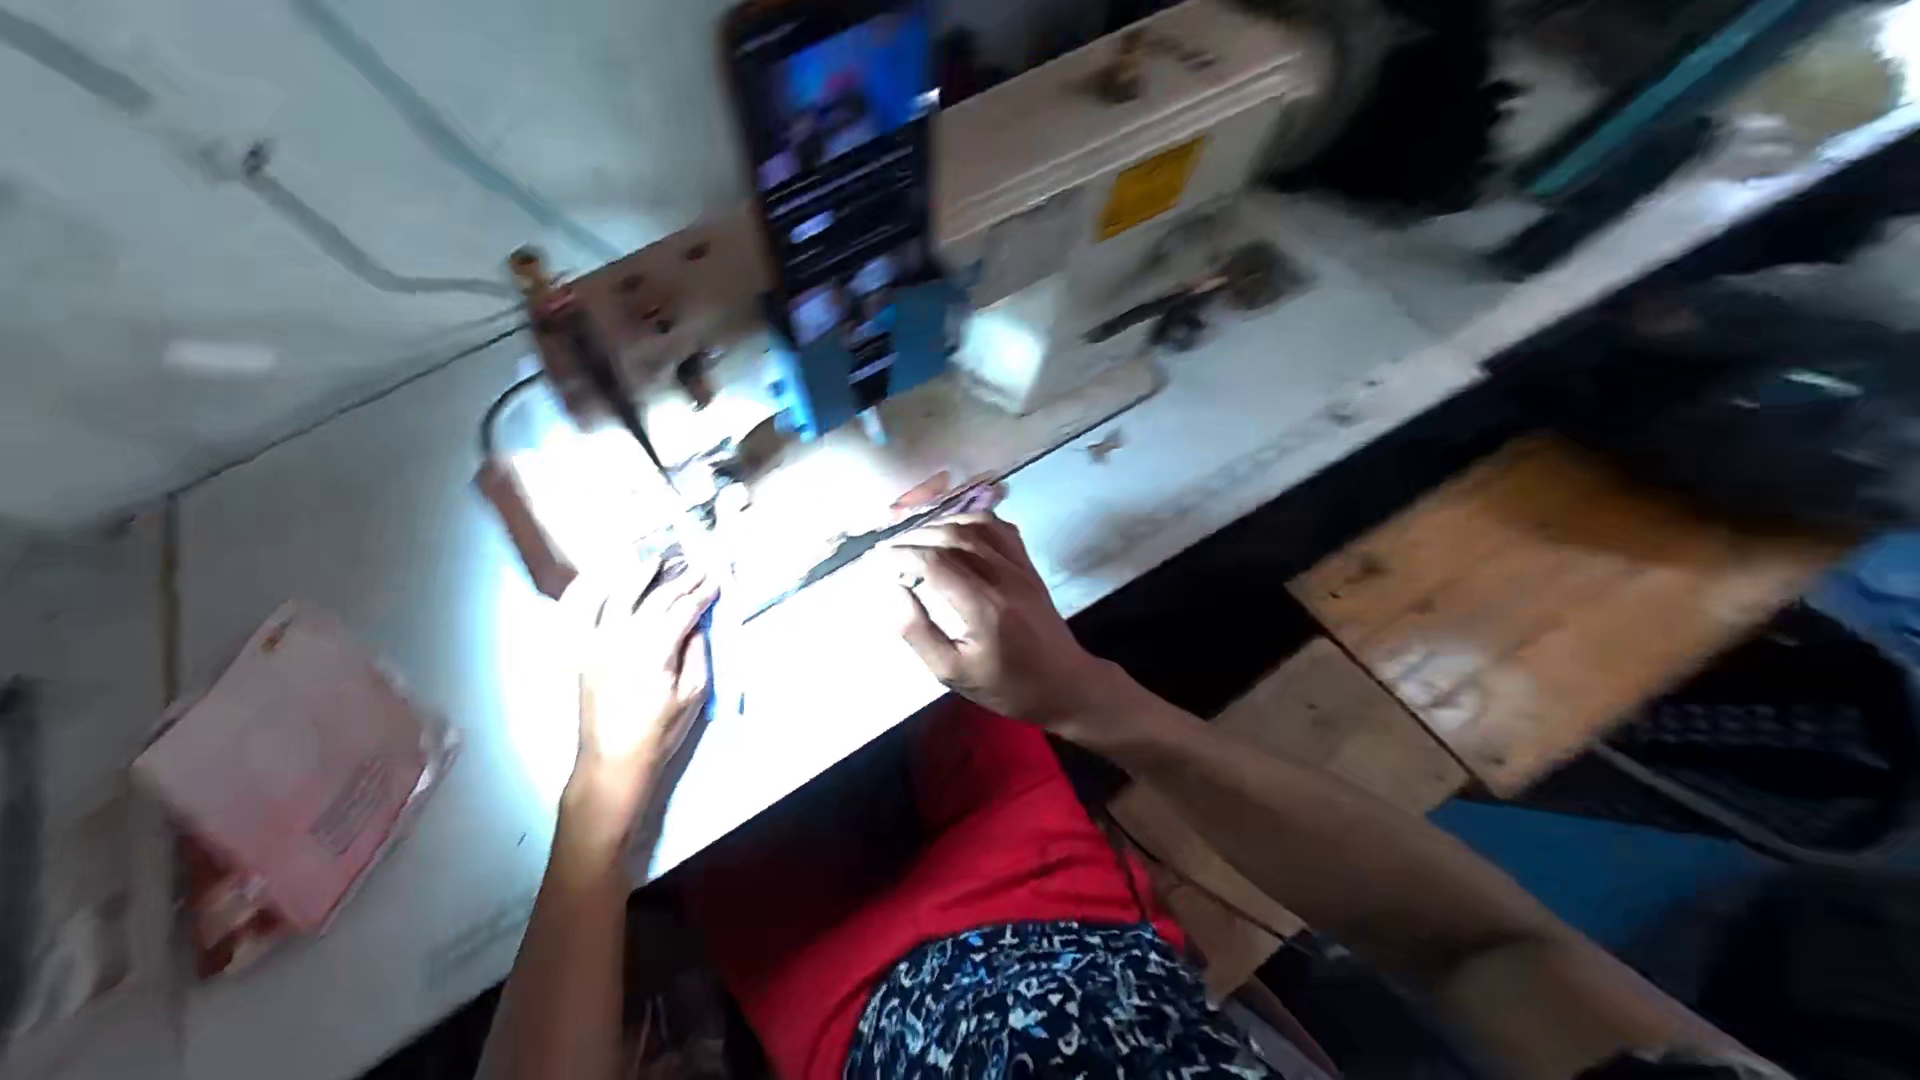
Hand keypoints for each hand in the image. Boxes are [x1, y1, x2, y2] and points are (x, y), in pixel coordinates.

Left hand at [562, 554, 717, 833]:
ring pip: (620, 595)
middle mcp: (623, 638)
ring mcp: (597, 642)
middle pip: (657, 598)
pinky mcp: (582, 650)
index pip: (684, 609)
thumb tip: (697, 622)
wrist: (614, 759)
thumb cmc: (661, 730)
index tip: (718, 579)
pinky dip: (591, 588)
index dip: (703, 593)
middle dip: (682, 580)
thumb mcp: (694, 692)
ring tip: (658, 558)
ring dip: (641, 573)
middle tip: (700, 567)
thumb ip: (697, 650)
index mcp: (655, 650)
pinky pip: (582, 611)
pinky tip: (604, 574)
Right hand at [885, 514, 1131, 737]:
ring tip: (918, 535)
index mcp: (983, 607)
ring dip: (943, 523)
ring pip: (978, 526)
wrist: (1065, 685)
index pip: (935, 563)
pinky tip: (958, 530)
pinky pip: (1002, 529)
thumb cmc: (1007, 686)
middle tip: (894, 546)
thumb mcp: (953, 673)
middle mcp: (1003, 578)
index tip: (881, 558)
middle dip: (918, 535)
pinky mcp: (1030, 567)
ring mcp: (1021, 568)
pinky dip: (975, 521)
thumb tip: (895, 592)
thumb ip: (919, 633)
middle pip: (954, 537)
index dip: (903, 554)